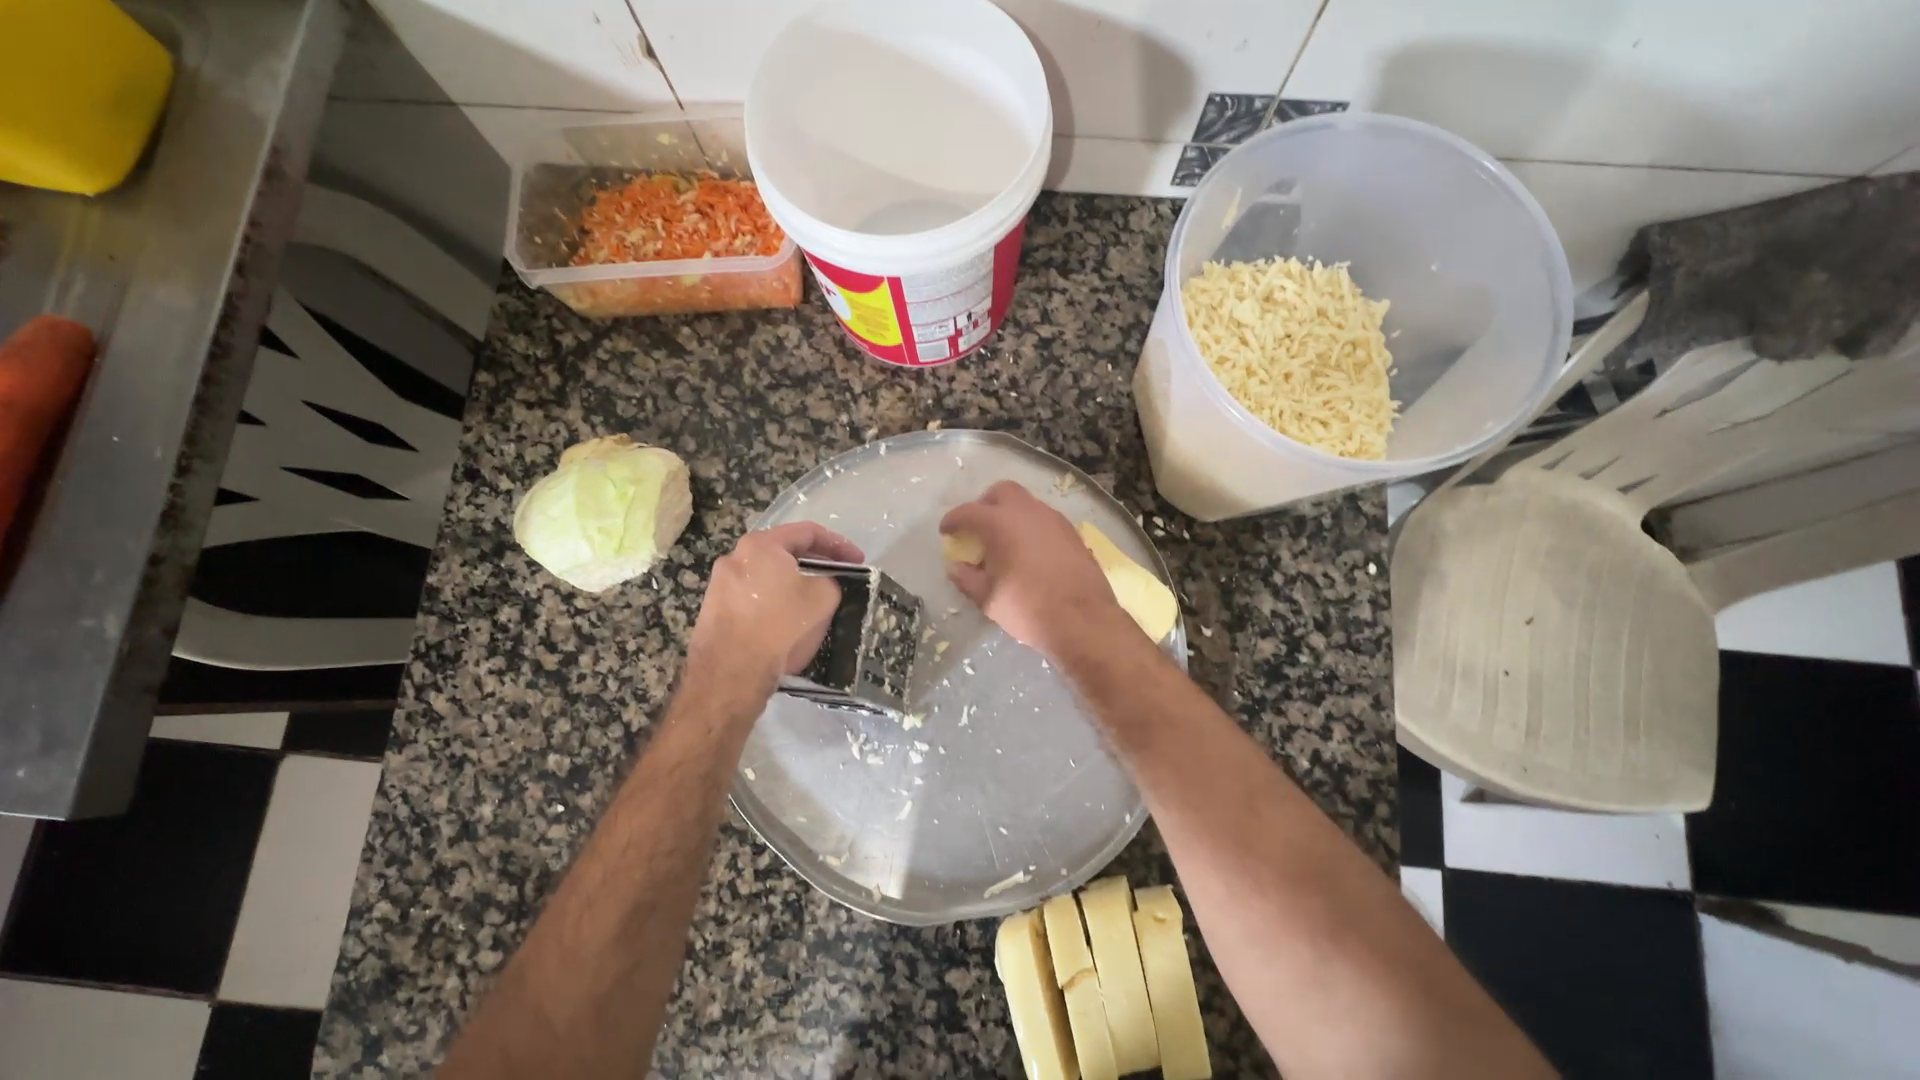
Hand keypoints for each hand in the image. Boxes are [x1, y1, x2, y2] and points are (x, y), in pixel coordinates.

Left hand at [688, 522, 863, 696]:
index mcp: (760, 545)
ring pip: (767, 577)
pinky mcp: (714, 611)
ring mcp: (720, 585)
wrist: (731, 672)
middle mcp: (735, 558)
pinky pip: (753, 599)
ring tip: (813, 603)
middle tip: (837, 578)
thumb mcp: (824, 596)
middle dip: (814, 564)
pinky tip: (787, 623)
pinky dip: (774, 604)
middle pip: (783, 553)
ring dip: (793, 585)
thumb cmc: (781, 625)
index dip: (839, 545)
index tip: (857, 561)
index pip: (807, 532)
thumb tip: (821, 585)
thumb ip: (829, 580)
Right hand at [940, 481, 1127, 659]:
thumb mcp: (988, 598)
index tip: (946, 532)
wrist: (1083, 620)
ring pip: (1027, 504)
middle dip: (985, 505)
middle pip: (1001, 492)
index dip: (952, 520)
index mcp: (1000, 523)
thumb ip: (967, 579)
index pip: (967, 512)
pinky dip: (1031, 527)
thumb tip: (957, 567)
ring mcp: (1054, 519)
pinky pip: (1045, 520)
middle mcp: (1027, 512)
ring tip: (1005, 542)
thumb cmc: (1028, 608)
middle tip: (978, 528)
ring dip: (1011, 515)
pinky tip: (1030, 552)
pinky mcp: (1073, 533)